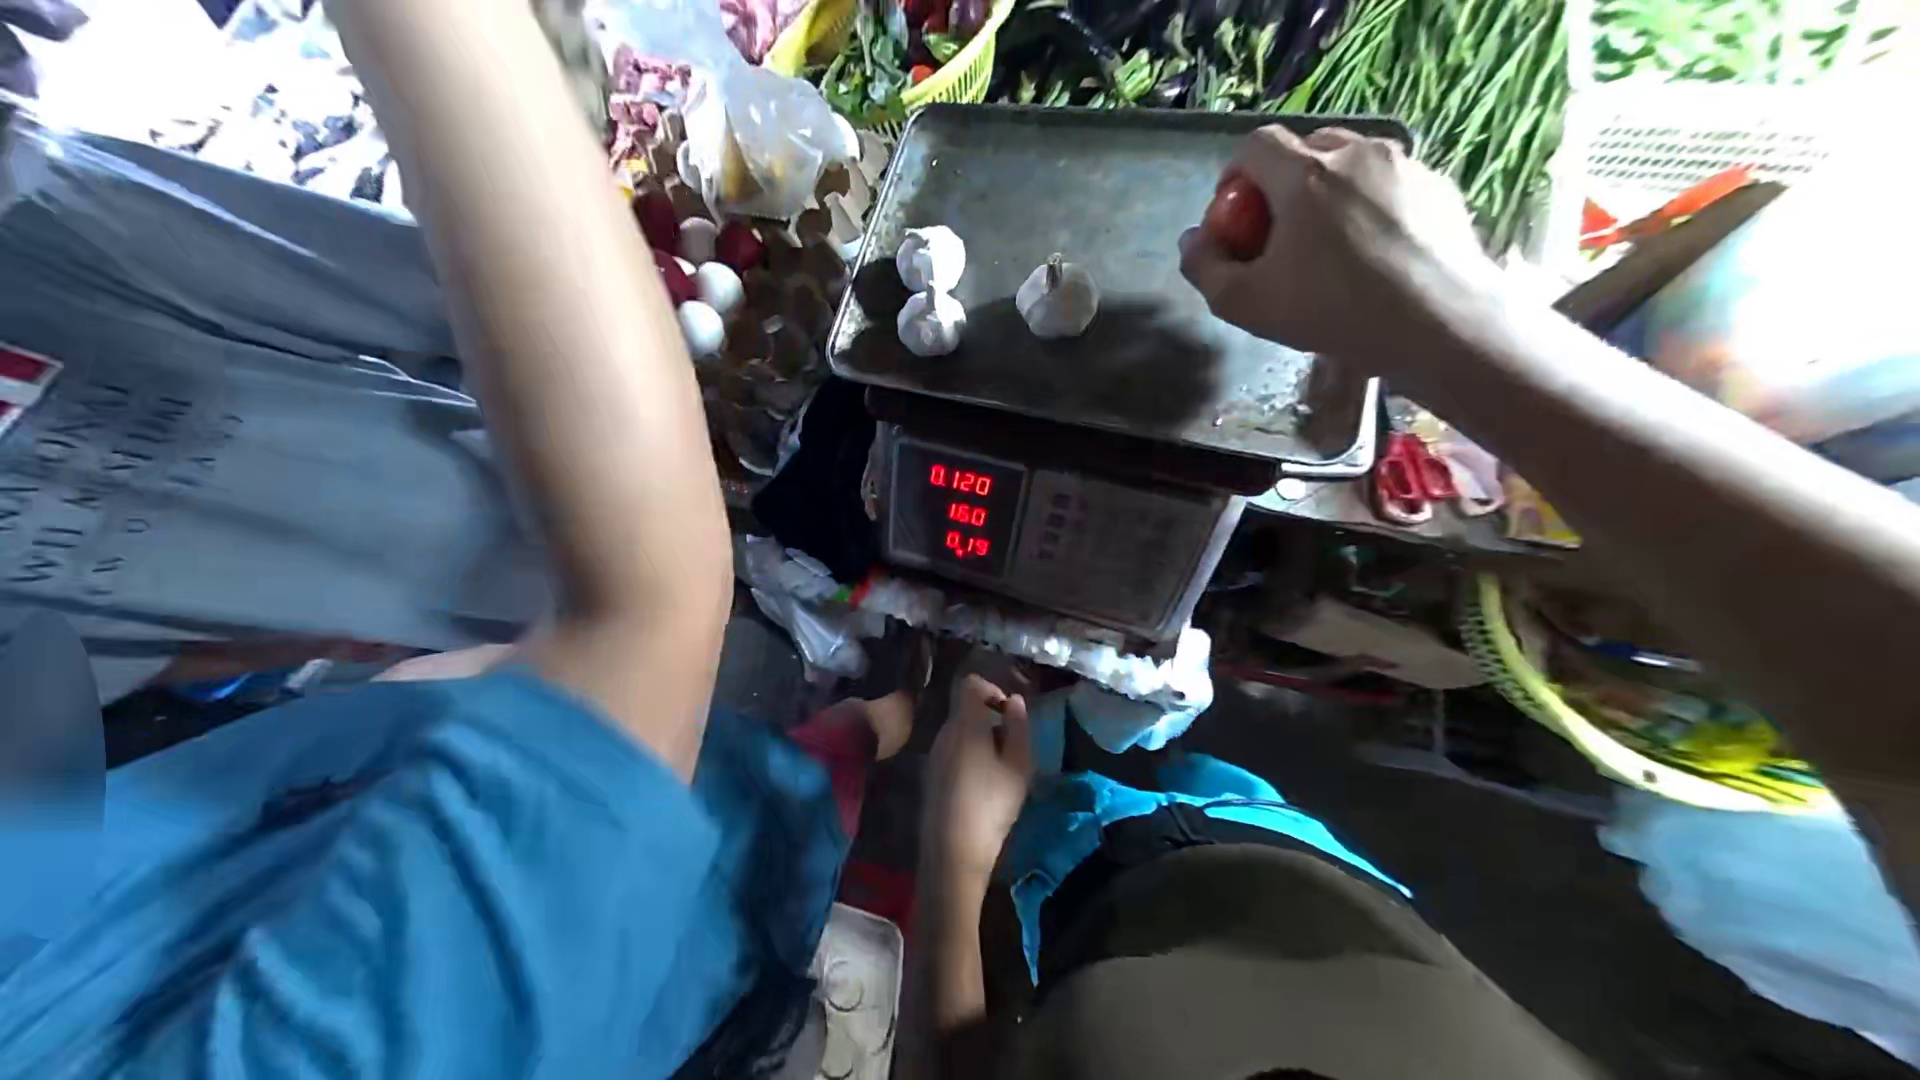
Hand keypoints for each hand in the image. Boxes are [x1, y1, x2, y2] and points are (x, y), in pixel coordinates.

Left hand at [922, 676, 1032, 882]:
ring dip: (981, 737)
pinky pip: (953, 749)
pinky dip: (970, 754)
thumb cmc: (991, 804)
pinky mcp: (932, 773)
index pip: (970, 684)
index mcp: (964, 724)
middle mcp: (944, 732)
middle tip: (1012, 744)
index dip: (991, 688)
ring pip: (960, 730)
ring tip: (1001, 767)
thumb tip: (1014, 700)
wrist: (952, 850)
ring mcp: (935, 753)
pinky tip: (983, 783)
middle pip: (965, 708)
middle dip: (990, 717)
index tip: (1009, 711)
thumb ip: (1018, 727)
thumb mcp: (1018, 765)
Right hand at [1179, 125, 1493, 366]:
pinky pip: (1386, 182)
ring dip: (1323, 192)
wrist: (1436, 323)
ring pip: (1348, 162)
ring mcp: (1404, 164)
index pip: (1255, 145)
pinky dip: (1364, 204)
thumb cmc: (1330, 311)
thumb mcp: (1243, 303)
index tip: (1231, 215)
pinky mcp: (1437, 185)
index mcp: (1304, 174)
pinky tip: (1367, 252)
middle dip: (1277, 184)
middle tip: (1274, 234)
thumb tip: (1192, 239)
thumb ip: (1204, 267)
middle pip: (1302, 149)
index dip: (1232, 175)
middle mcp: (1356, 152)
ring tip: (1324, 244)